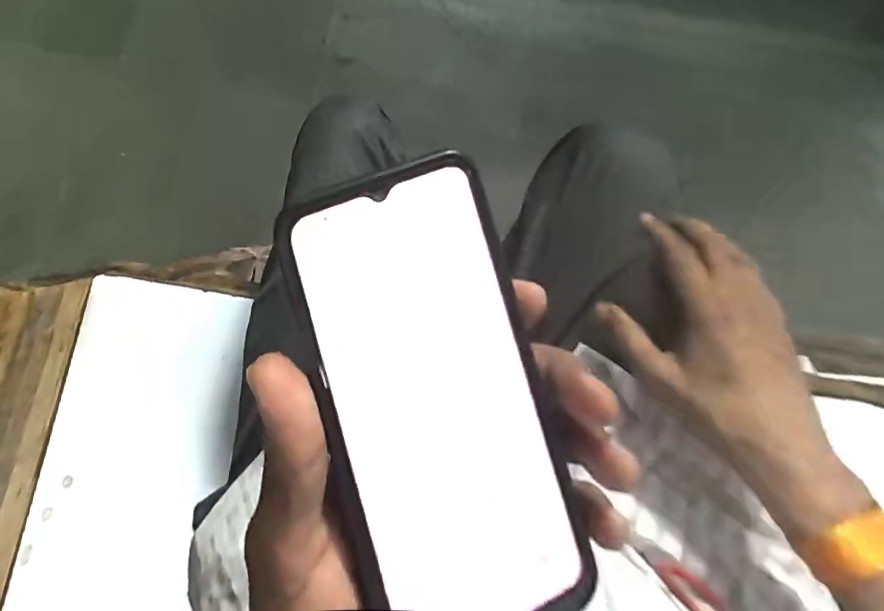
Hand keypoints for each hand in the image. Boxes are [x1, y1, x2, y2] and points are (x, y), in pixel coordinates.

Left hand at [243, 279, 637, 610]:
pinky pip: (554, 510)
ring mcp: (467, 487)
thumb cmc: (307, 594)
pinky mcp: (500, 541)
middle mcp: (428, 438)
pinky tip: (608, 525)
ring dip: (586, 438)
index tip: (530, 301)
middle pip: (500, 385)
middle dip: (557, 380)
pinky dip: (589, 506)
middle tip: (597, 404)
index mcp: (382, 415)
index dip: (482, 314)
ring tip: (615, 467)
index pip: (432, 346)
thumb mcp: (293, 524)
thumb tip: (269, 365)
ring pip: (537, 438)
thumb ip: (293, 455)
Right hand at [598, 215, 868, 538]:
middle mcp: (740, 301)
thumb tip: (602, 306)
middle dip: (693, 229)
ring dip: (718, 241)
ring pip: (743, 261)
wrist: (787, 451)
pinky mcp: (781, 328)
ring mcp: (766, 313)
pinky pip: (758, 278)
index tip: (644, 220)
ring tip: (697, 235)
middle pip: (718, 249)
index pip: (683, 257)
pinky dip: (738, 260)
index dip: (663, 235)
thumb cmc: (717, 414)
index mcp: (709, 309)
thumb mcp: (661, 380)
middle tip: (670, 219)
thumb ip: (630, 339)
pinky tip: (731, 269)